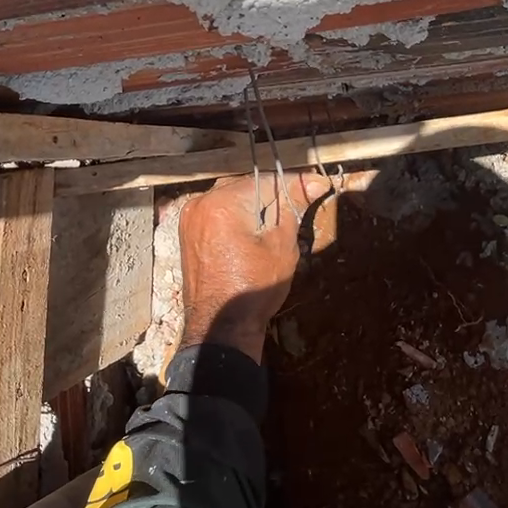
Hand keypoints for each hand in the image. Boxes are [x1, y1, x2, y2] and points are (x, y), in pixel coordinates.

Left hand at [176, 171, 324, 362]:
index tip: (318, 184)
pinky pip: (218, 211)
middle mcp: (201, 204)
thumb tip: (315, 183)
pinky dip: (237, 215)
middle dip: (275, 192)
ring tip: (280, 216)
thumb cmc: (253, 289)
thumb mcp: (282, 245)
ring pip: (231, 197)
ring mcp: (191, 218)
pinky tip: (255, 227)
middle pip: (247, 185)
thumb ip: (293, 207)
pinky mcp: (189, 232)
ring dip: (255, 202)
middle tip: (303, 199)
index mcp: (223, 204)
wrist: (222, 326)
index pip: (267, 181)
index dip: (296, 183)